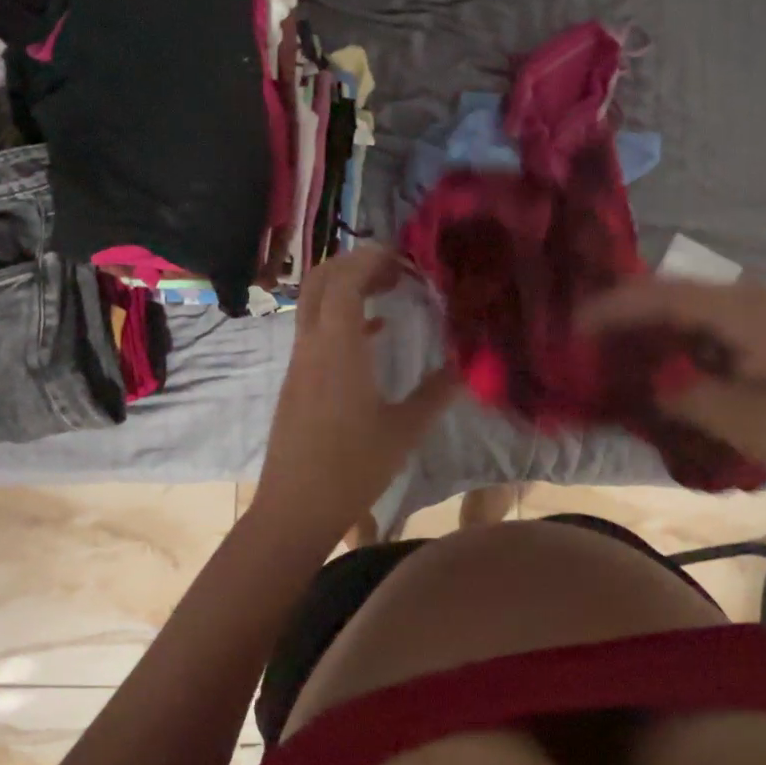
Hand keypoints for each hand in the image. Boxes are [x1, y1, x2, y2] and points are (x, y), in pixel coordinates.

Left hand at [252, 247, 460, 528]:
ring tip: (390, 292)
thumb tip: (470, 365)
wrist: (296, 507)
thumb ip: (437, 392)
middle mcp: (312, 346)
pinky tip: (373, 332)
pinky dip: (341, 318)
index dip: (371, 259)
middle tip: (396, 268)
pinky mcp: (297, 381)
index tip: (405, 257)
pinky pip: (315, 331)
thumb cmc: (352, 468)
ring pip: (314, 305)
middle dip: (355, 264)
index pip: (344, 280)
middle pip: (320, 281)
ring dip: (347, 288)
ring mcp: (299, 363)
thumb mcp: (404, 430)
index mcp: (338, 348)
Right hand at [580, 279, 765, 486]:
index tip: (572, 323)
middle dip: (625, 311)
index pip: (666, 295)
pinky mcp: (764, 332)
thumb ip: (687, 397)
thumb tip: (647, 382)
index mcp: (747, 311)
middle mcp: (750, 299)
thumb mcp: (749, 422)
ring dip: (648, 326)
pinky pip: (704, 325)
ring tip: (609, 349)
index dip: (615, 306)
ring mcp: (760, 313)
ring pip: (687, 308)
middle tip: (582, 337)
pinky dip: (673, 339)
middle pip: (672, 292)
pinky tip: (656, 362)